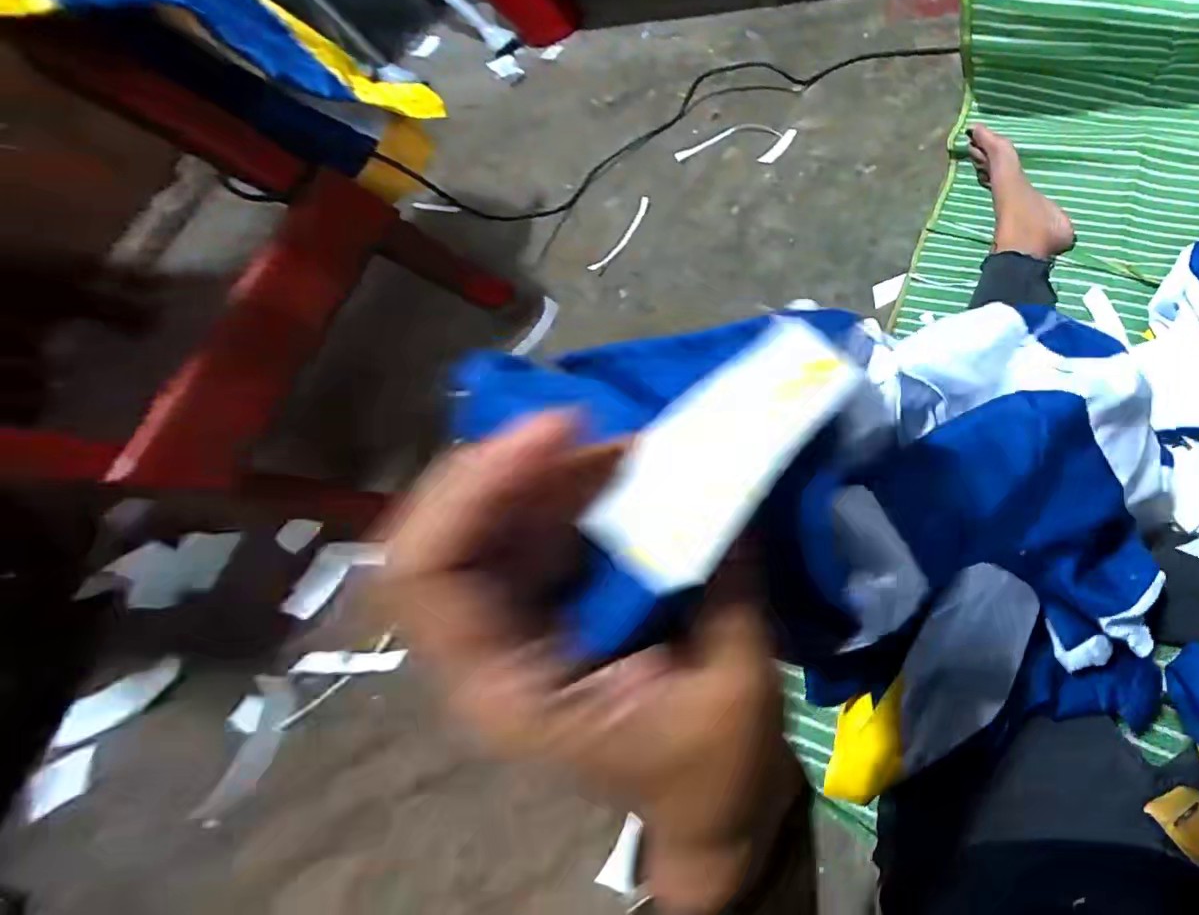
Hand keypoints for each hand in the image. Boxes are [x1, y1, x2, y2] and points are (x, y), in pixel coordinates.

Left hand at [376, 411, 796, 912]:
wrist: (716, 804)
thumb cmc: (714, 765)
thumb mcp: (735, 680)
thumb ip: (727, 585)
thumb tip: (730, 492)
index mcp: (513, 683)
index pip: (433, 576)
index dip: (475, 489)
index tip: (558, 429)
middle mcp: (499, 644)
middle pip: (459, 531)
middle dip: (526, 464)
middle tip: (609, 426)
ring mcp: (531, 620)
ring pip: (506, 521)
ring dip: (563, 469)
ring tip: (637, 443)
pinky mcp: (570, 604)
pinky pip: (556, 529)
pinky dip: (590, 489)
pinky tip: (638, 470)